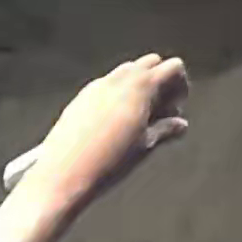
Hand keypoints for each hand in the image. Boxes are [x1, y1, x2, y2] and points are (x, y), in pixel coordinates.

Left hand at [24, 53, 189, 207]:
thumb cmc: (109, 162)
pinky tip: (113, 121)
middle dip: (160, 81)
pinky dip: (118, 93)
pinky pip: (108, 84)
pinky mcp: (81, 96)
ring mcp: (100, 84)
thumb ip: (166, 129)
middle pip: (152, 62)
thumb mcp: (145, 146)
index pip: (174, 67)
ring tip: (137, 115)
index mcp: (143, 84)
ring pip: (129, 70)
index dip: (181, 84)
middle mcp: (123, 76)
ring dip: (139, 85)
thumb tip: (181, 125)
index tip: (177, 107)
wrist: (59, 179)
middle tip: (160, 109)